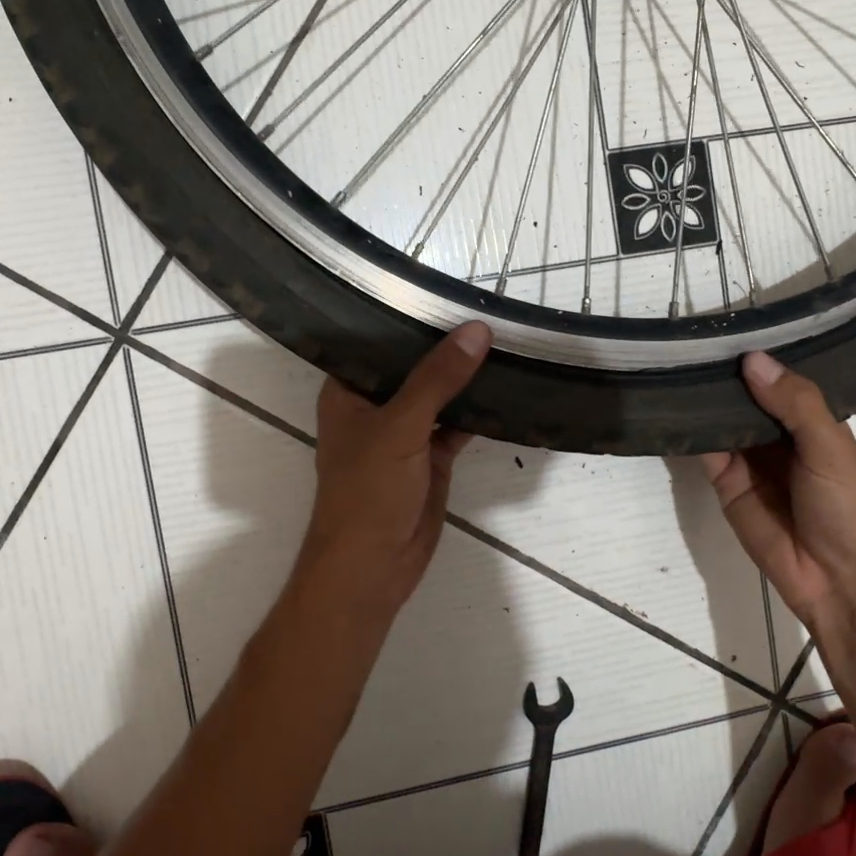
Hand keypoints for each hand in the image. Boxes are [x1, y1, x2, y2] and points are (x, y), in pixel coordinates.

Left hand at [298, 322, 492, 616]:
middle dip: (445, 344)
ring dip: (465, 376)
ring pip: (439, 395)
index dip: (407, 315)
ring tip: (505, 338)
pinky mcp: (431, 457)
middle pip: (413, 366)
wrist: (373, 567)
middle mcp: (374, 405)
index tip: (445, 287)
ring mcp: (404, 432)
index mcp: (348, 390)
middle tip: (488, 308)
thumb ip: (438, 378)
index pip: (376, 340)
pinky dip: (479, 410)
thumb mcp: (400, 426)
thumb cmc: (368, 491)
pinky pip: (457, 424)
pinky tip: (507, 387)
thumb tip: (477, 330)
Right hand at [702, 352, 855, 632]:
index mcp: (817, 426)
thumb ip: (796, 404)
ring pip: (724, 421)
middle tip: (691, 337)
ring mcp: (751, 462)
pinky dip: (690, 432)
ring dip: (705, 399)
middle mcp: (782, 439)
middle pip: (748, 399)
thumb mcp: (833, 449)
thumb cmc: (853, 511)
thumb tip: (753, 359)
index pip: (784, 382)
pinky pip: (705, 451)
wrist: (841, 584)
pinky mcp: (725, 484)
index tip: (730, 325)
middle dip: (726, 375)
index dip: (762, 358)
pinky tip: (671, 404)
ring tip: (675, 361)